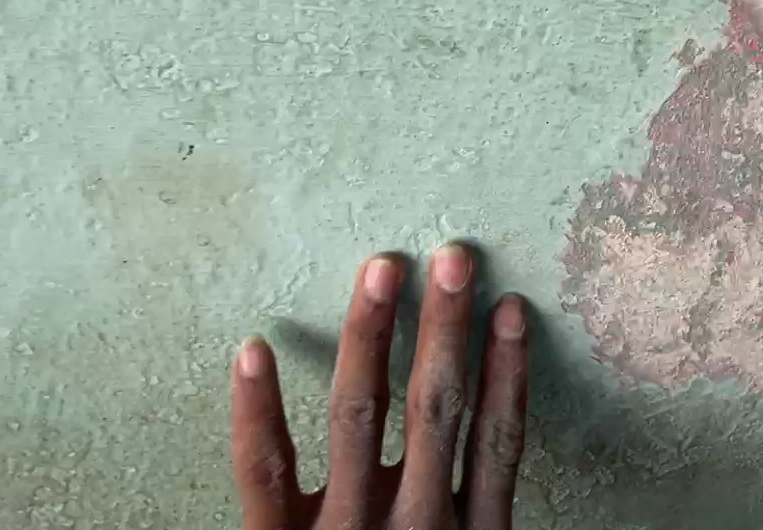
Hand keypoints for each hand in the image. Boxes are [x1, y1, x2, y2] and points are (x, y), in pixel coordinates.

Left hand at [229, 246, 529, 529]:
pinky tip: (251, 348)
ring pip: (359, 421)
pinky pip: (262, 476)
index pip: (497, 446)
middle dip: (444, 330)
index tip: (511, 308)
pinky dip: (256, 412)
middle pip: (435, 411)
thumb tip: (509, 452)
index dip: (507, 373)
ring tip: (380, 271)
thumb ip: (485, 518)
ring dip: (370, 340)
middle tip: (451, 258)